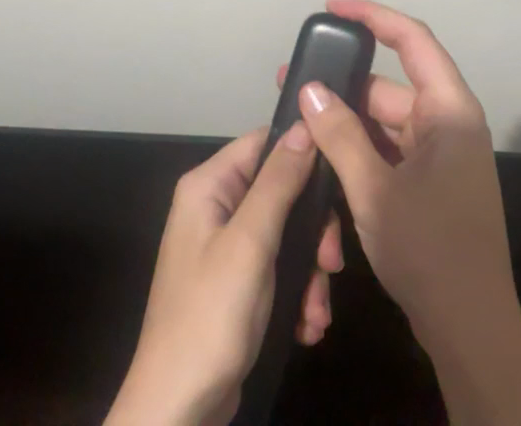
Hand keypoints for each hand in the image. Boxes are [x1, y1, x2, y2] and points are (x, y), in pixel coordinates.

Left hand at [106, 125, 343, 425]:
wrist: (180, 405)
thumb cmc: (210, 315)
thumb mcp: (250, 243)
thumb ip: (279, 183)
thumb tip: (306, 124)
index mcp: (208, 188)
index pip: (265, 143)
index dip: (305, 154)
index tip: (341, 180)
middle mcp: (216, 208)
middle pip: (283, 192)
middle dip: (313, 231)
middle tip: (331, 264)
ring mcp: (226, 247)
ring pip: (289, 234)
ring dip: (310, 272)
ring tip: (317, 310)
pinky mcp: (238, 282)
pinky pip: (280, 268)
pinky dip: (298, 294)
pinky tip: (306, 324)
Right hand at [296, 0, 520, 425]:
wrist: (469, 324)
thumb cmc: (429, 249)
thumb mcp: (374, 189)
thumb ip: (340, 135)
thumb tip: (309, 90)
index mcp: (450, 111)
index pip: (412, 41)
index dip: (373, 17)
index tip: (332, 9)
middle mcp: (449, 125)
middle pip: (391, 87)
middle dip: (342, 85)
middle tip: (289, 83)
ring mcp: (441, 156)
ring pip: (386, 124)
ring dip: (346, 125)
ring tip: (296, 124)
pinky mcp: (431, 183)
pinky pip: (390, 152)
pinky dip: (359, 152)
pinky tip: (322, 158)